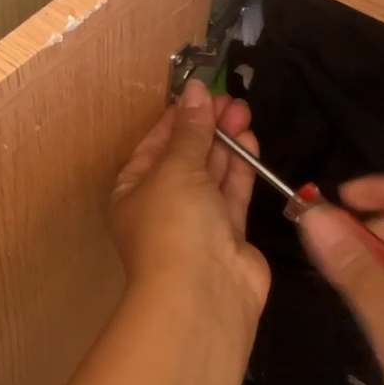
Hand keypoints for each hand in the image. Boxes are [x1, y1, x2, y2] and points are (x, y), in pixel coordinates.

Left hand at [110, 80, 270, 340]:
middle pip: (185, 157)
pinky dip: (241, 168)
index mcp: (133, 190)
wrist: (201, 294)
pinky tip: (250, 141)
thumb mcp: (176, 168)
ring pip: (212, 173)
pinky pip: (233, 193)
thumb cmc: (173, 223)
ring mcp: (196, 222)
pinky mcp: (228, 236)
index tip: (202, 92)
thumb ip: (191, 130)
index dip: (177, 118)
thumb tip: (196, 90)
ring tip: (244, 111)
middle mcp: (162, 205)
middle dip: (206, 127)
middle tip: (231, 99)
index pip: (154, 145)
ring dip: (226, 143)